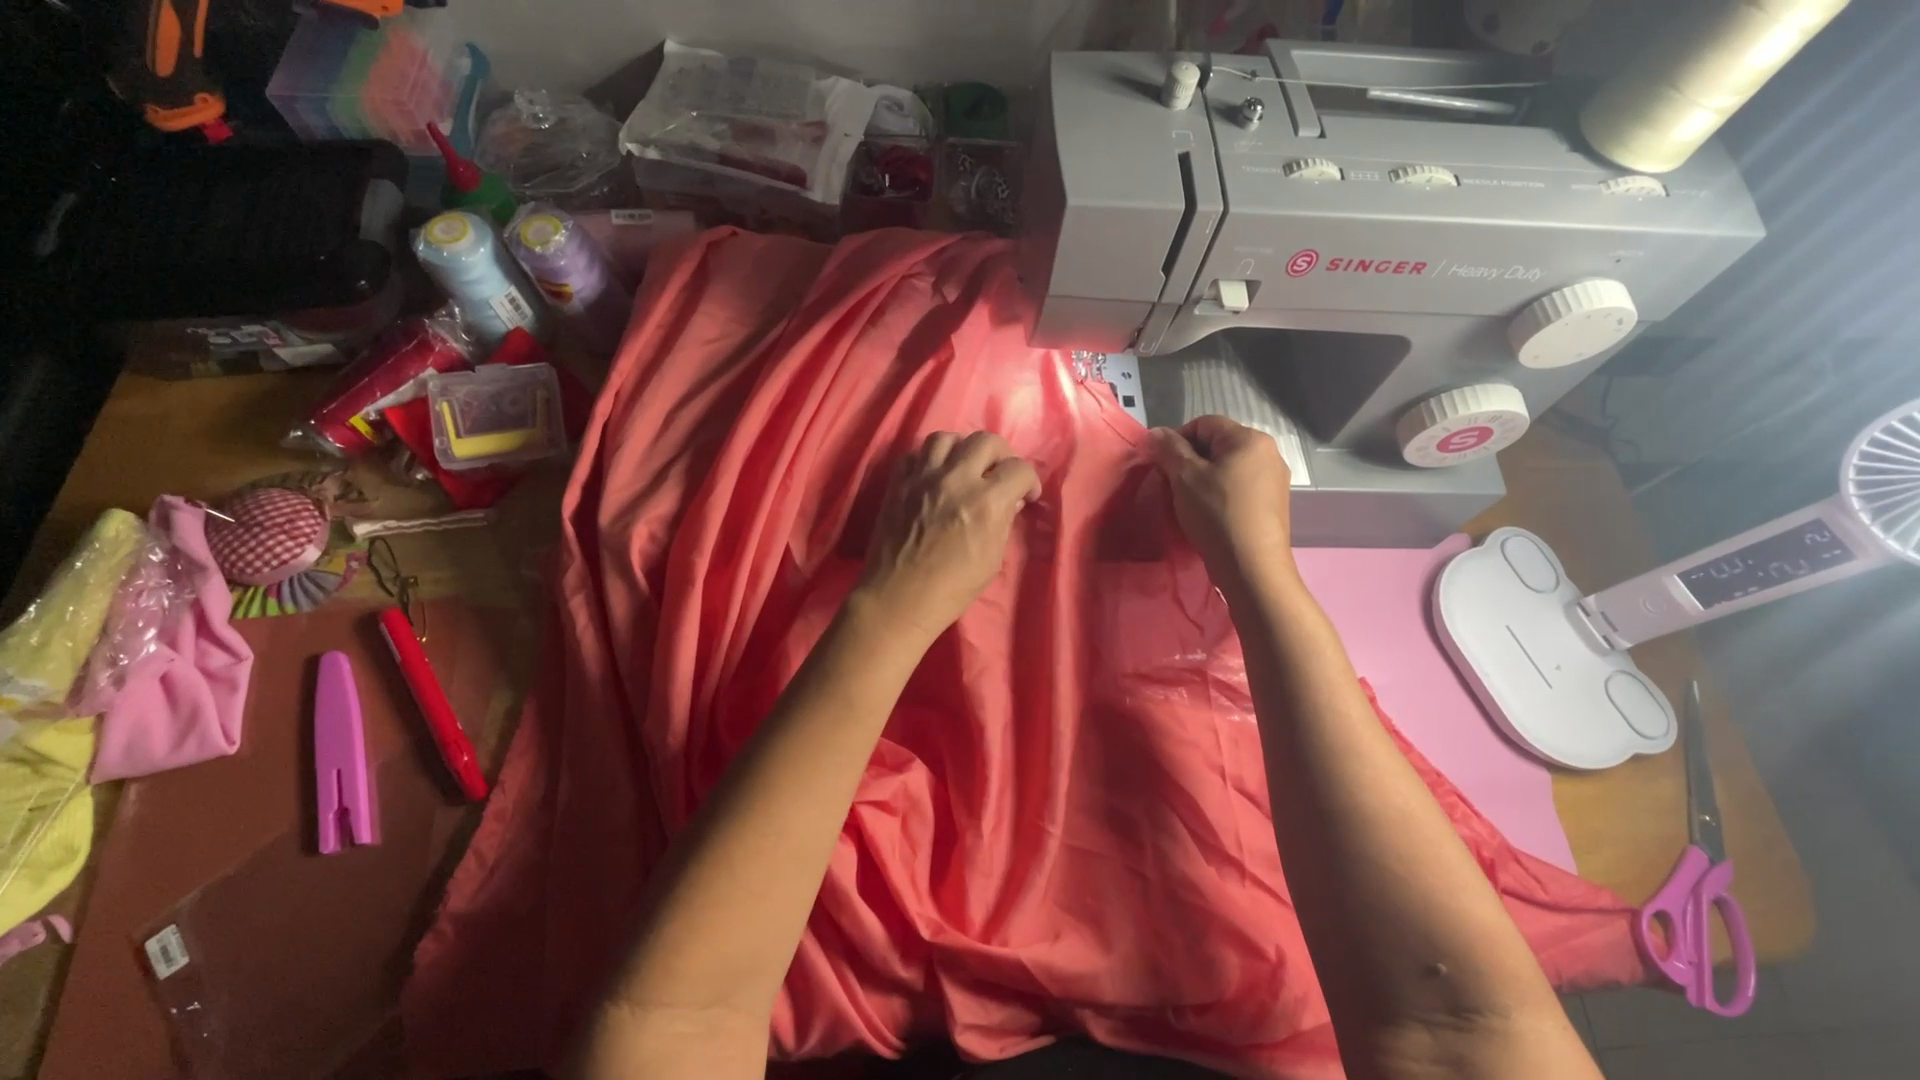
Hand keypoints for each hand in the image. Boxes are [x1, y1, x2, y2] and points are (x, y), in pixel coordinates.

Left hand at [856, 431, 1041, 642]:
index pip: (1019, 469)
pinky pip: (915, 454)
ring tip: (964, 467)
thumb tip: (1010, 500)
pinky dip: (929, 459)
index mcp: (986, 502)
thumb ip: (1004, 522)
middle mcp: (955, 479)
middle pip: (986, 440)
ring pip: (947, 437)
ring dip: (962, 449)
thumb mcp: (992, 559)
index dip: (1029, 481)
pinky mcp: (898, 483)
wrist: (900, 597)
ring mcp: (923, 477)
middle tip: (999, 474)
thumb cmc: (952, 588)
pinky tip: (935, 476)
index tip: (1026, 494)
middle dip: (1001, 455)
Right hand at [1148, 416, 1295, 588]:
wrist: (1252, 567)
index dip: (1177, 440)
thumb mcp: (1185, 478)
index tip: (1162, 465)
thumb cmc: (1217, 515)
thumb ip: (1169, 449)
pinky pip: (1241, 486)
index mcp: (1250, 438)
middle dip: (1191, 460)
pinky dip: (1221, 493)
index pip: (1204, 424)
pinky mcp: (1274, 502)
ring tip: (1190, 501)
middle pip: (1218, 444)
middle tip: (1172, 485)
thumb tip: (1155, 432)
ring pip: (1229, 466)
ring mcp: (1275, 478)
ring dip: (1205, 477)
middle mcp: (1269, 452)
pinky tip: (1211, 513)